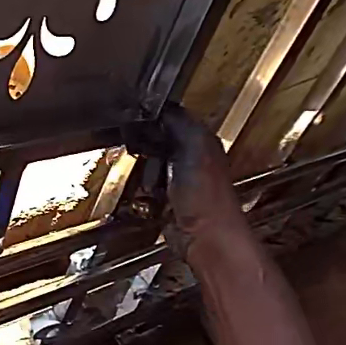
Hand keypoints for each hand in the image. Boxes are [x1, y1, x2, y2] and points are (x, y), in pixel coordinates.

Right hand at [150, 107, 243, 257]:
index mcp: (203, 140)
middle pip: (159, 140)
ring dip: (147, 171)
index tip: (140, 121)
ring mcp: (181, 179)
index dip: (156, 118)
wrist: (205, 237)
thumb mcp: (192, 146)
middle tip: (144, 153)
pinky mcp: (170, 199)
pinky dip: (146, 189)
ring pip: (151, 163)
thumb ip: (179, 122)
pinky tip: (151, 195)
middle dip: (147, 147)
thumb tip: (163, 107)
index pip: (174, 117)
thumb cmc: (206, 197)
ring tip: (153, 182)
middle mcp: (193, 157)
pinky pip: (149, 186)